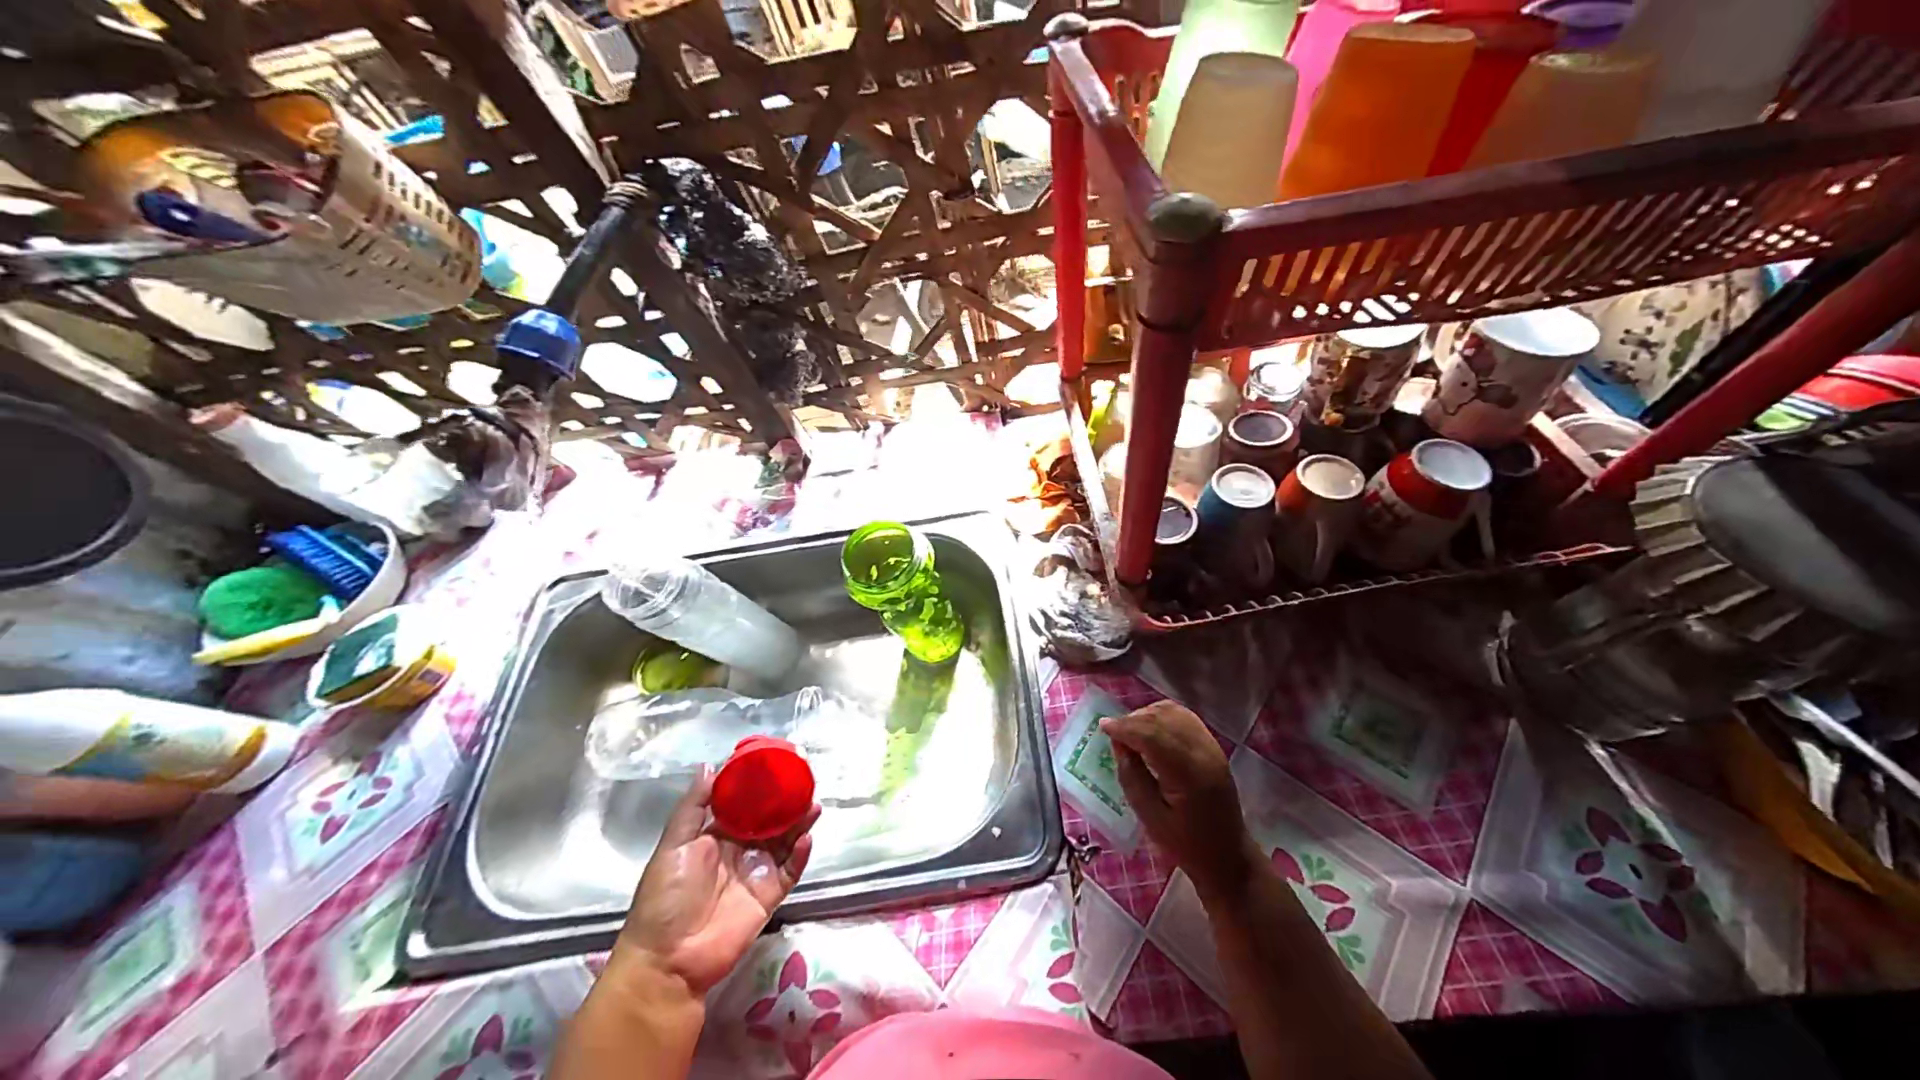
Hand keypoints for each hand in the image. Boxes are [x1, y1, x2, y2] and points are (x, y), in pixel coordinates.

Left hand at [615, 767, 820, 996]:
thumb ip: (694, 806)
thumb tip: (711, 765)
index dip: (758, 785)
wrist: (670, 958)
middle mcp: (739, 850)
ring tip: (813, 804)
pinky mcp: (769, 895)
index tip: (774, 763)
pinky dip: (800, 854)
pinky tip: (805, 838)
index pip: (742, 804)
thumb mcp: (674, 845)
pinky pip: (790, 870)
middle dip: (786, 802)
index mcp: (715, 835)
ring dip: (799, 823)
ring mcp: (756, 872)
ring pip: (784, 840)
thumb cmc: (666, 897)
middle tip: (804, 781)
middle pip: (769, 820)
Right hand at [1101, 700, 1259, 903]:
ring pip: (1174, 712)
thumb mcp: (1150, 817)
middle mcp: (1204, 752)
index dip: (1125, 727)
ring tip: (1130, 730)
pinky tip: (1149, 729)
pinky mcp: (1213, 746)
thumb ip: (1132, 777)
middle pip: (1163, 719)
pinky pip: (1185, 717)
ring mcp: (1211, 746)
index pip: (1152, 735)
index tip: (1103, 727)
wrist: (1227, 855)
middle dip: (1133, 719)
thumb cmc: (1186, 844)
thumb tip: (1119, 743)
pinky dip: (1163, 716)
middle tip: (1113, 732)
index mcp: (1188, 774)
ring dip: (1148, 715)